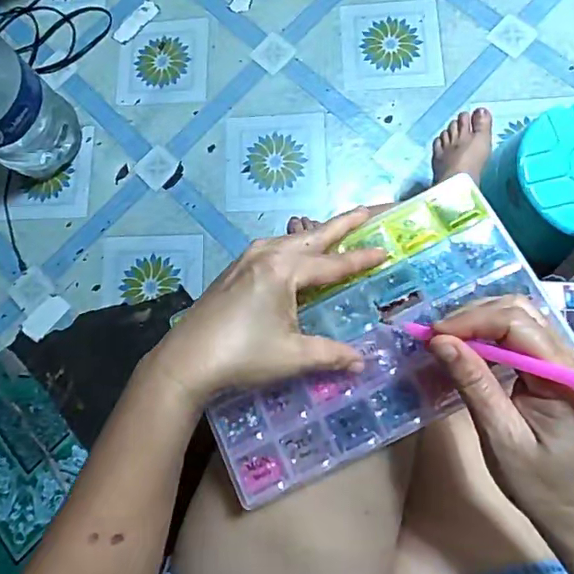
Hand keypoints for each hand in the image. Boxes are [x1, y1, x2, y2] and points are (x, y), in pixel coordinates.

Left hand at [145, 208, 389, 403]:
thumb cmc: (243, 354)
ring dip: (315, 235)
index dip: (361, 259)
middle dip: (342, 224)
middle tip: (368, 210)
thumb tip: (361, 362)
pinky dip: (293, 246)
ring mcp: (246, 259)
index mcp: (283, 270)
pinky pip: (272, 248)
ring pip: (289, 240)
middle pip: (312, 237)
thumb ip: (331, 354)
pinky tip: (294, 255)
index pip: (332, 264)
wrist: (187, 358)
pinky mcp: (233, 270)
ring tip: (335, 231)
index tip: (386, 249)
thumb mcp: (293, 356)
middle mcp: (266, 254)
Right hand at [426, 297, 573, 530]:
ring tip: (446, 339)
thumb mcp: (500, 436)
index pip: (516, 324)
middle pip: (518, 311)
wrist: (573, 510)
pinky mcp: (552, 364)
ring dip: (477, 320)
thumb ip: (473, 383)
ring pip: (517, 315)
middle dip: (472, 317)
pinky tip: (466, 346)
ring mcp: (565, 360)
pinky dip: (486, 331)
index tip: (433, 336)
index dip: (471, 321)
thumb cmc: (539, 482)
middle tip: (436, 337)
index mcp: (567, 378)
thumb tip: (439, 340)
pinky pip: (517, 332)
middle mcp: (572, 360)